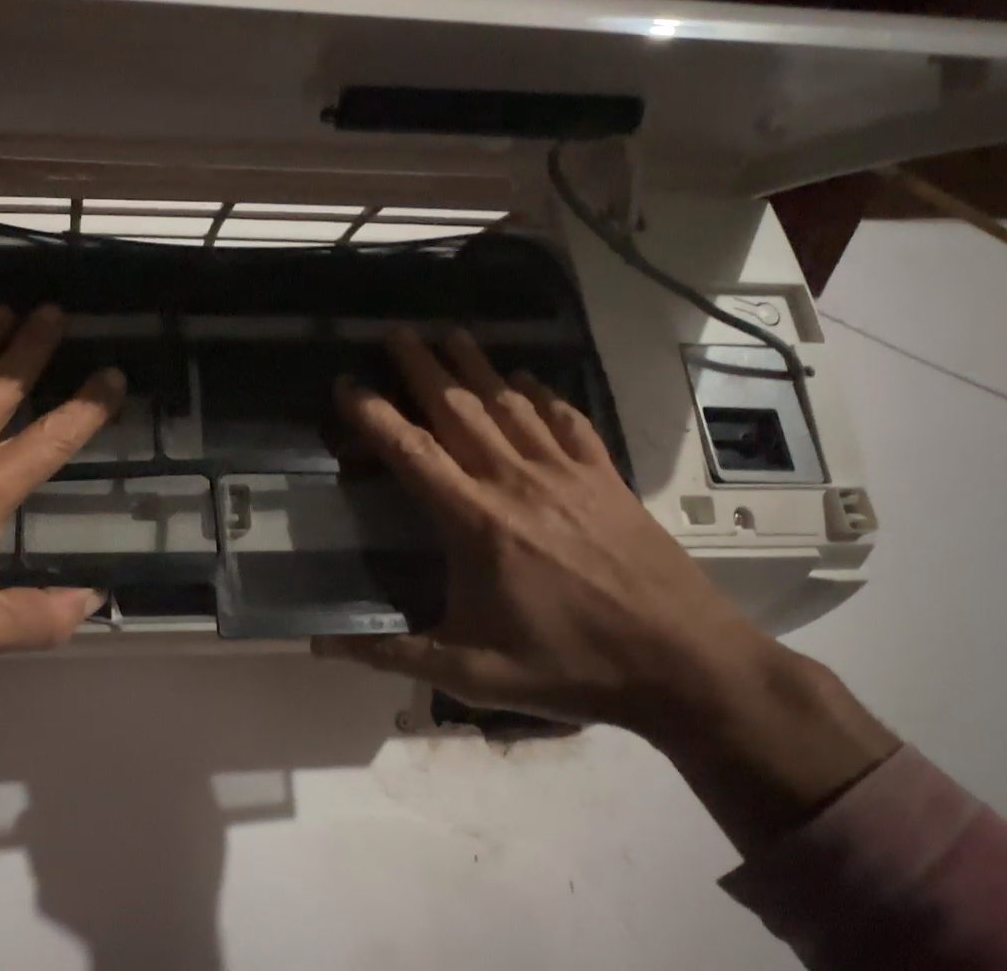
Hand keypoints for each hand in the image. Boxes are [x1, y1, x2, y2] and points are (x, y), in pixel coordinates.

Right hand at [322, 328, 896, 853]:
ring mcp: (566, 475)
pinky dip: (542, 394)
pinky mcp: (606, 479)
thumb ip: (392, 653)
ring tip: (449, 333)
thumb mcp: (472, 673)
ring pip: (509, 403)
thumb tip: (320, 645)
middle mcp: (515, 482)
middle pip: (458, 408)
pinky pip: (567, 420)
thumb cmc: (571, 667)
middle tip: (395, 332)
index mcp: (476, 522)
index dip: (373, 414)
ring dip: (475, 365)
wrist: (686, 665)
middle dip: (421, 366)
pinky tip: (528, 380)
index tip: (346, 385)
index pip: (411, 452)